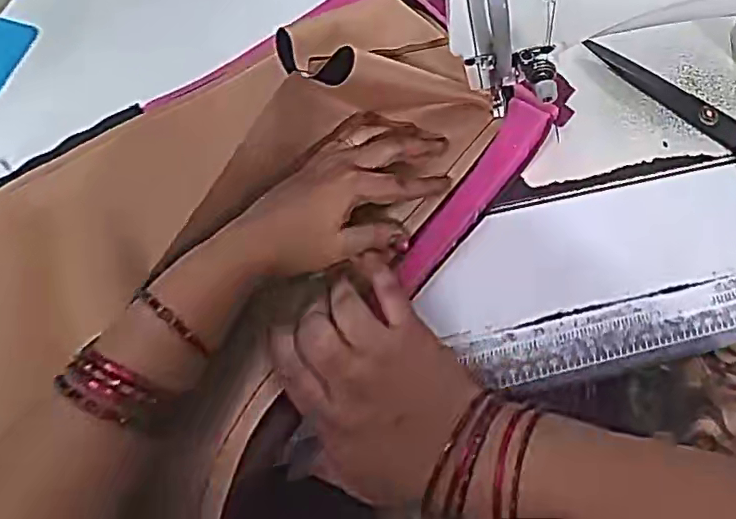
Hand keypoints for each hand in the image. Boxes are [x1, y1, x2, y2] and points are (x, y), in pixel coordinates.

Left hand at [226, 114, 450, 278]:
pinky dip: (366, 123)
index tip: (444, 182)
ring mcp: (328, 156)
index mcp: (352, 185)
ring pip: (371, 131)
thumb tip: (400, 233)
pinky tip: (373, 124)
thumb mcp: (339, 249)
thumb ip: (374, 236)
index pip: (399, 184)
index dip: (425, 184)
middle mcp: (343, 163)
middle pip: (391, 146)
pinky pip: (346, 129)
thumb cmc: (290, 246)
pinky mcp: (316, 157)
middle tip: (440, 143)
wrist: (252, 239)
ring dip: (395, 128)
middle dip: (419, 144)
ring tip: (413, 129)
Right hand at [271, 256, 484, 508]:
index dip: (279, 339)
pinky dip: (376, 271)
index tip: (280, 325)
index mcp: (328, 414)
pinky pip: (388, 291)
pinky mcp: (410, 332)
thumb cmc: (409, 468)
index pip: (288, 366)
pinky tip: (369, 261)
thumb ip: (320, 457)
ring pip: (343, 302)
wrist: (457, 455)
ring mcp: (379, 350)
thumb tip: (297, 455)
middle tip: (314, 303)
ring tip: (340, 282)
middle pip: (310, 328)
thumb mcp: (351, 475)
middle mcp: (347, 377)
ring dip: (339, 287)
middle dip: (308, 309)